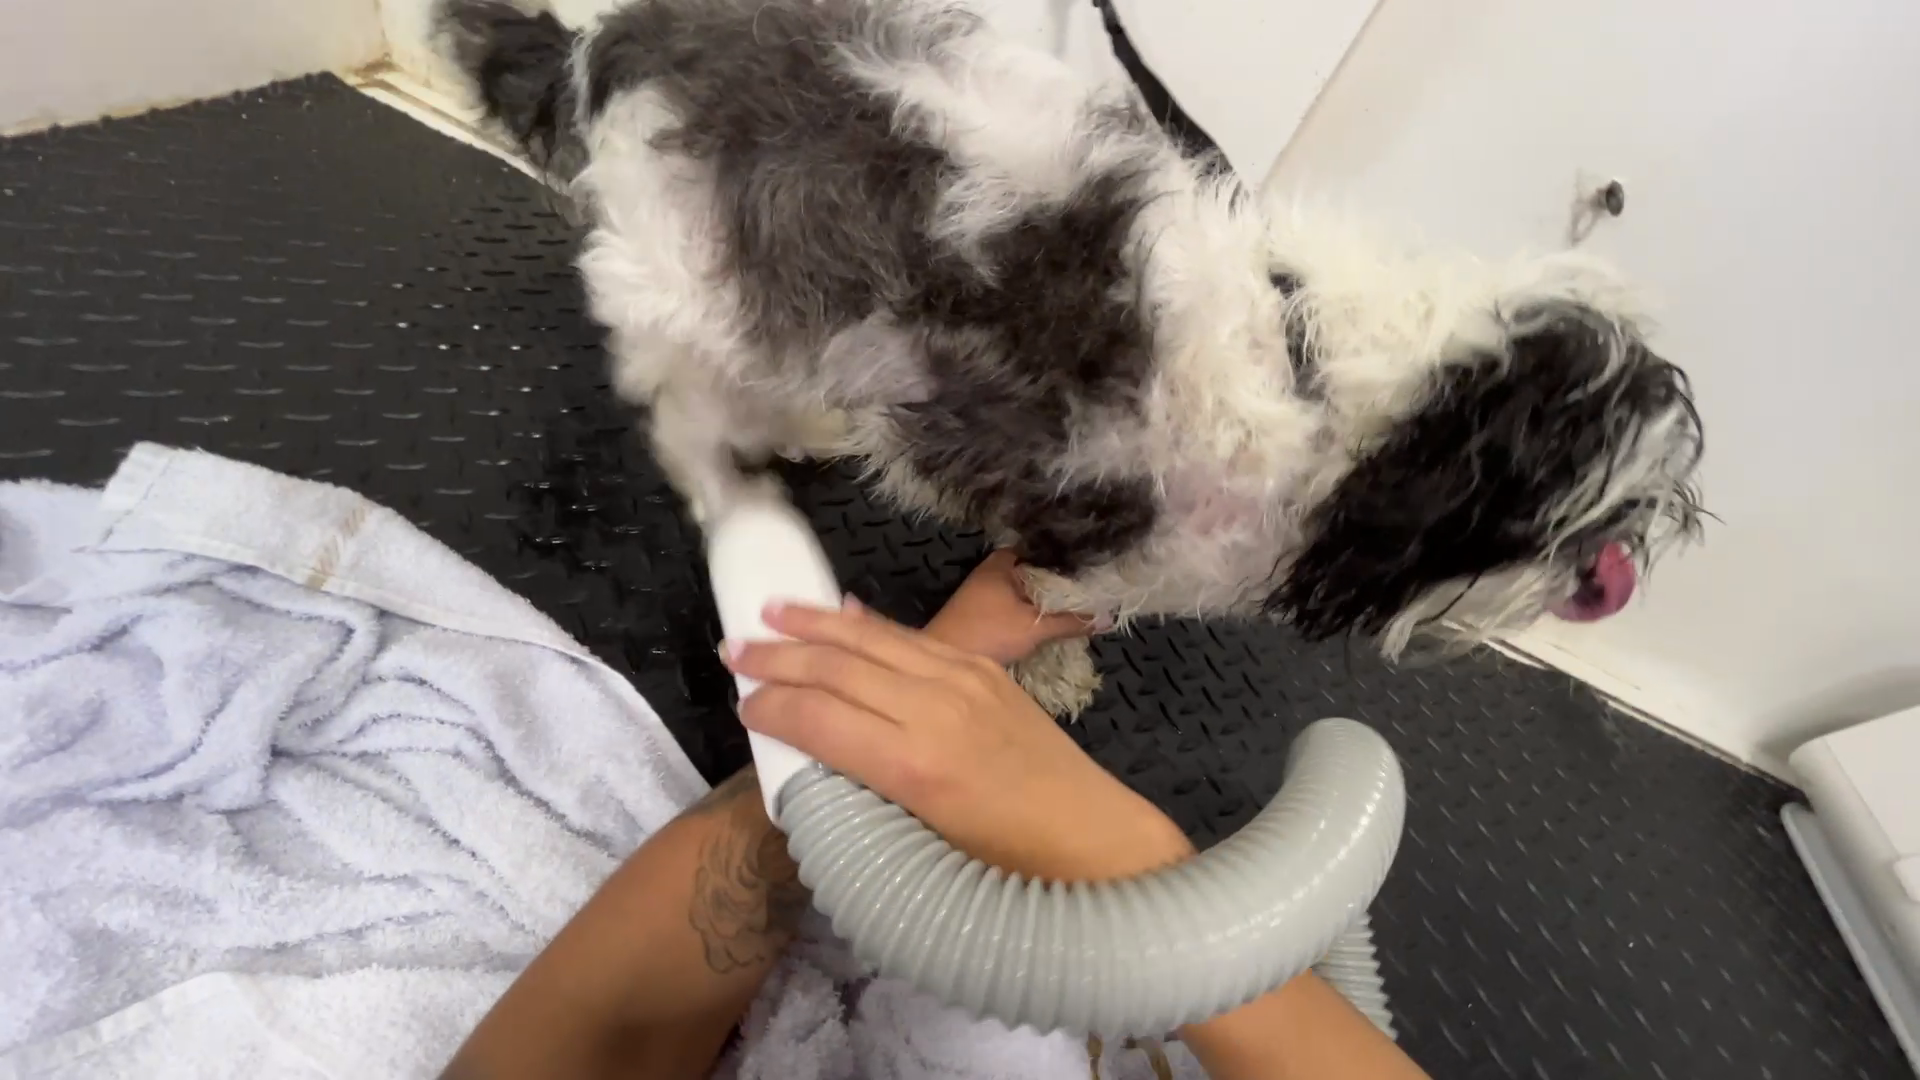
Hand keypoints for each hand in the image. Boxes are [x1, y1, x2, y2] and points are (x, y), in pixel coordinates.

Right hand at [722, 602, 1190, 881]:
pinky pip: (914, 636)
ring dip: (818, 624)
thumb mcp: (920, 846)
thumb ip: (861, 793)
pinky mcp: (984, 668)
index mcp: (914, 765)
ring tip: (774, 611)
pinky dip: (871, 624)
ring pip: (874, 639)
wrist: (1090, 837)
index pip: (819, 719)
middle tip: (734, 647)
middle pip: (839, 667)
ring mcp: (964, 678)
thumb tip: (813, 751)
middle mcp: (935, 707)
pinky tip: (845, 613)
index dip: (772, 707)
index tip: (740, 705)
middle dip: (780, 656)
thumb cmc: (1003, 864)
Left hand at [921, 550, 1094, 663]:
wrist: (943, 659)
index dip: (1067, 555)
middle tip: (1094, 586)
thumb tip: (1108, 618)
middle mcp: (993, 570)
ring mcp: (986, 591)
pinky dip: (1033, 609)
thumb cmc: (987, 633)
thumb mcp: (1034, 627)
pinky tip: (1053, 618)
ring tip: (1081, 601)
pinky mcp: (984, 612)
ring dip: (1046, 597)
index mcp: (1002, 562)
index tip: (1094, 563)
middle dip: (1060, 579)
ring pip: (1026, 589)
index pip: (1042, 548)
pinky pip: (1017, 603)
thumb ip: (1071, 621)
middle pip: (1035, 569)